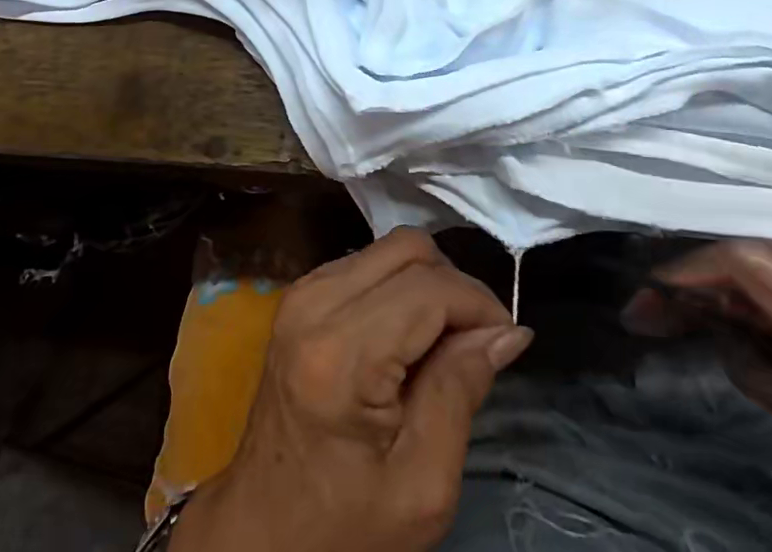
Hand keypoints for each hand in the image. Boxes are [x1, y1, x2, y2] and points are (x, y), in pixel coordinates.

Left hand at [171, 227, 533, 551]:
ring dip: (431, 283)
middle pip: (411, 250)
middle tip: (475, 342)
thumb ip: (462, 391)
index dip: (481, 306)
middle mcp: (314, 305)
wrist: (262, 527)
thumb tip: (508, 331)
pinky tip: (409, 334)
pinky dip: (404, 285)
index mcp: (339, 356)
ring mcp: (301, 293)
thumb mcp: (422, 484)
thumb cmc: (343, 522)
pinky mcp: (300, 294)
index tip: (505, 343)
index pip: (431, 288)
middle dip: (457, 287)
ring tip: (443, 342)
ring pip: (392, 247)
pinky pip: (371, 261)